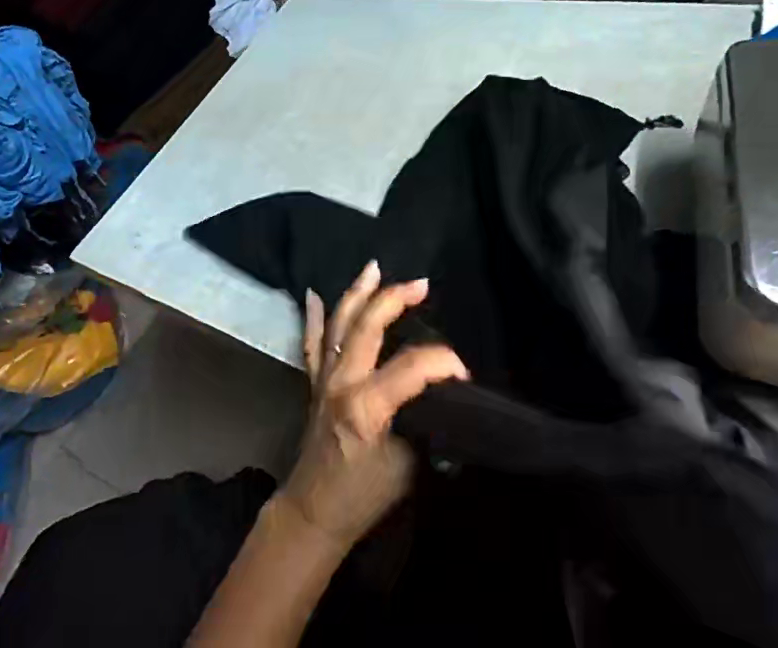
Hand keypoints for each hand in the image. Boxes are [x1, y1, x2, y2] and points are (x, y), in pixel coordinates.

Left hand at [275, 261, 468, 549]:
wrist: (313, 510)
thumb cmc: (364, 496)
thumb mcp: (409, 467)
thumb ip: (426, 424)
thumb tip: (446, 397)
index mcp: (367, 406)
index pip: (412, 367)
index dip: (444, 363)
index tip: (464, 372)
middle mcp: (341, 382)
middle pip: (367, 327)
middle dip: (394, 299)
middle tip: (421, 285)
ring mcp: (323, 378)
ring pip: (339, 324)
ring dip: (358, 293)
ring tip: (373, 268)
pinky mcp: (313, 382)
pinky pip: (312, 342)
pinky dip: (314, 316)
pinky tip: (313, 294)